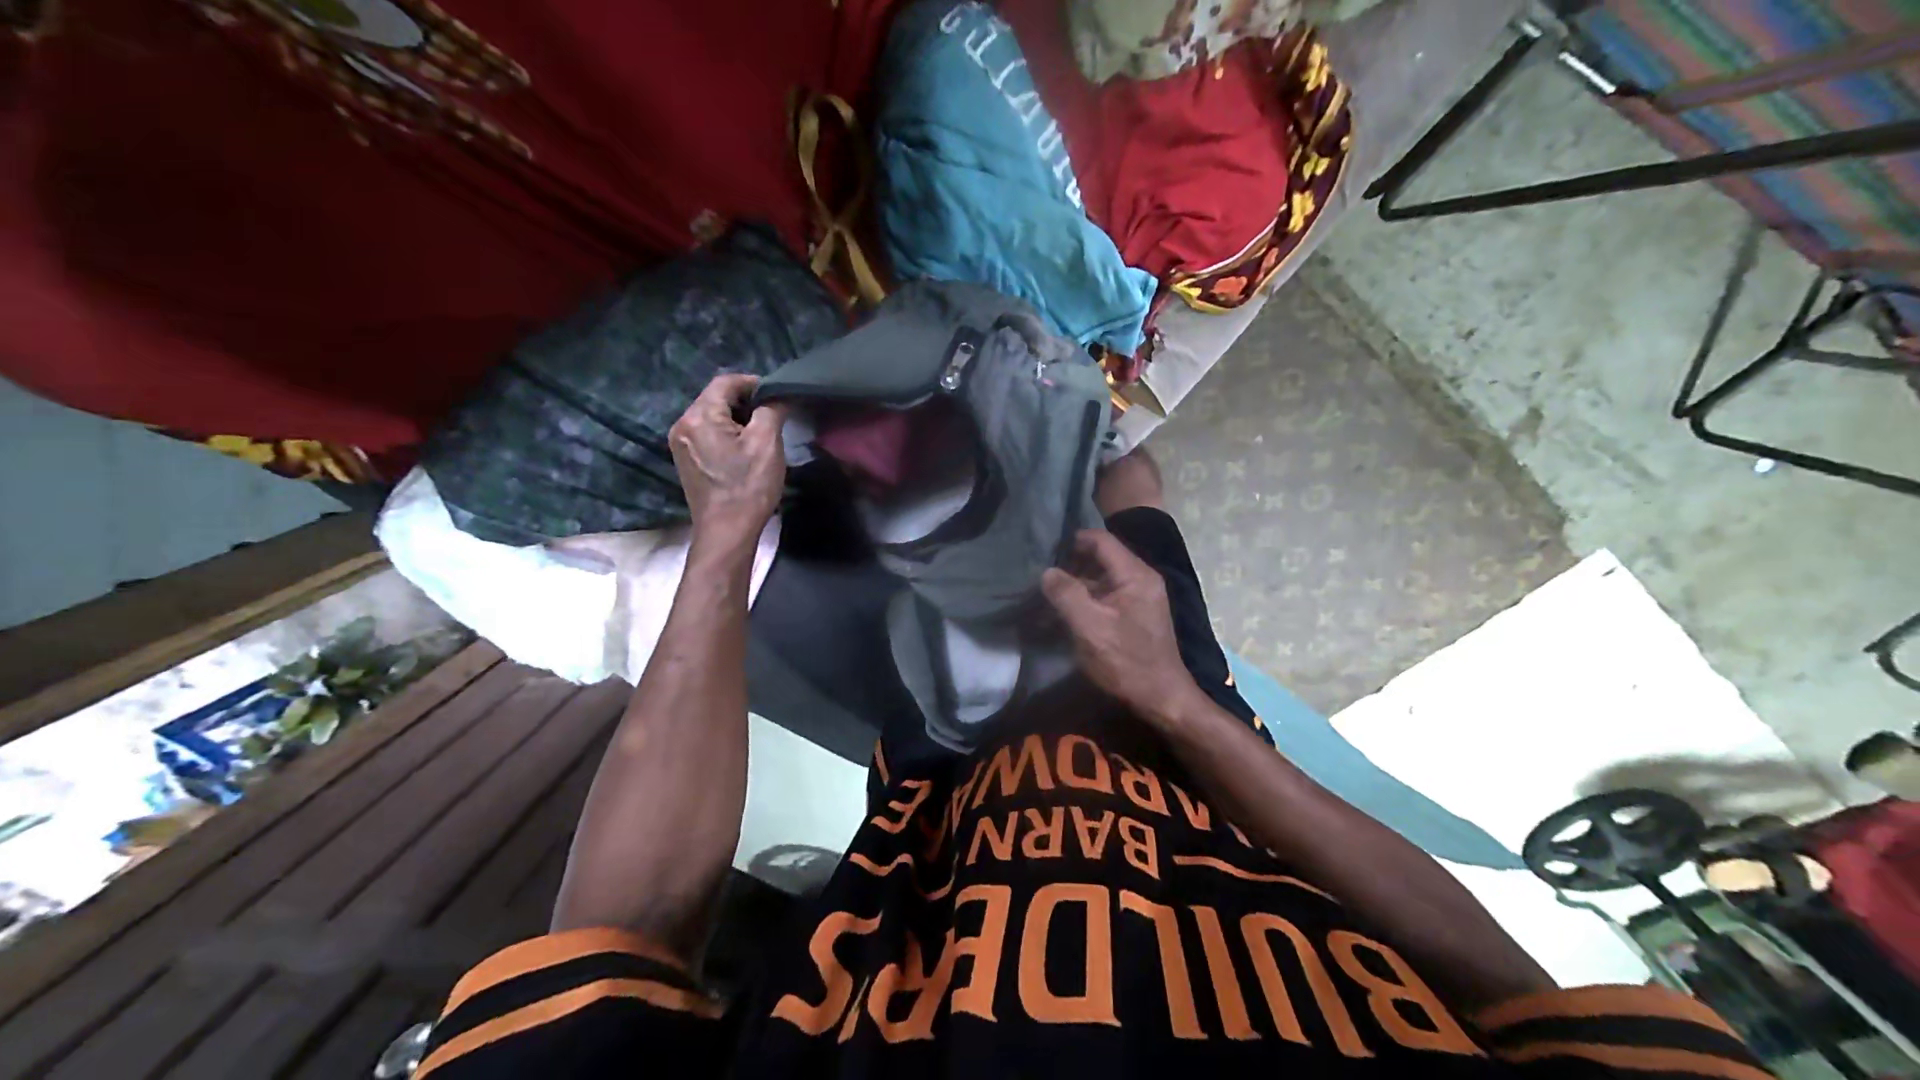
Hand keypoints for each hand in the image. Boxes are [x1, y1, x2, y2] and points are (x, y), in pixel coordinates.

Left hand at [668, 374, 787, 549]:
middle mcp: (683, 424)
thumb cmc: (748, 486)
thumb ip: (771, 409)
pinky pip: (707, 433)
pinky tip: (745, 448)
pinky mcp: (686, 460)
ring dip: (737, 418)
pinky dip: (727, 433)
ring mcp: (681, 443)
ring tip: (762, 431)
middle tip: (774, 413)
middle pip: (716, 398)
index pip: (726, 382)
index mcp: (699, 416)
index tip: (778, 395)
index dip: (754, 383)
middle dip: (746, 401)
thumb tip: (777, 396)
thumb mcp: (767, 442)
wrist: (726, 531)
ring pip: (712, 416)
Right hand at [1041, 530, 1208, 727]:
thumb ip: (1066, 595)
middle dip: (1071, 565)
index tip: (1045, 554)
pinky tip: (1066, 614)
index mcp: (1135, 575)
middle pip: (1101, 557)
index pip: (1100, 540)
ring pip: (1101, 578)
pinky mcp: (1136, 614)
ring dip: (1076, 585)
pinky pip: (1107, 595)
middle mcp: (1141, 579)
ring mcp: (1140, 597)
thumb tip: (1047, 572)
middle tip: (1042, 578)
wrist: (1161, 699)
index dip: (1072, 542)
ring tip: (1048, 597)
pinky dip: (1087, 600)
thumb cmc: (1126, 662)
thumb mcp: (1090, 627)